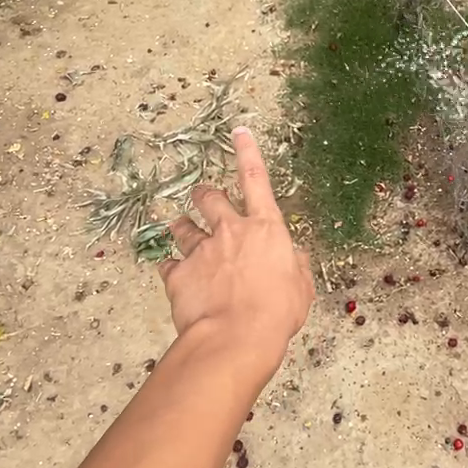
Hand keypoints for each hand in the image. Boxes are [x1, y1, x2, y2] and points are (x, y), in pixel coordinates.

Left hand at [158, 128, 313, 375]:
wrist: (236, 337)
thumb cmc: (277, 311)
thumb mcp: (301, 284)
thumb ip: (293, 263)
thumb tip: (289, 256)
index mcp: (266, 227)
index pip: (256, 178)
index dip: (247, 151)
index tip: (238, 130)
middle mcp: (231, 230)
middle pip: (211, 197)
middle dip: (204, 193)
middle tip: (202, 195)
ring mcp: (201, 251)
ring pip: (183, 227)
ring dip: (183, 227)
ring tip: (181, 230)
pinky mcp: (177, 275)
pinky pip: (166, 263)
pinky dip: (169, 264)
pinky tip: (170, 271)